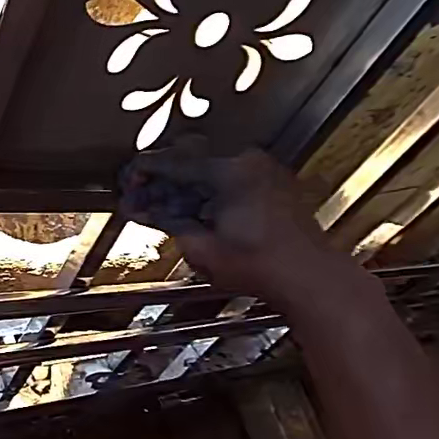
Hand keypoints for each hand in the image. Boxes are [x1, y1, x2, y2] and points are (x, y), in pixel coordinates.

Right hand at [118, 138, 374, 309]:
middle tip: (143, 196)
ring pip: (211, 171)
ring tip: (166, 210)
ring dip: (186, 189)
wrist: (308, 277)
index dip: (146, 172)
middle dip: (164, 180)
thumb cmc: (263, 265)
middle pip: (192, 161)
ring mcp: (263, 173)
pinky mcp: (272, 187)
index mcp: (229, 171)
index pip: (175, 163)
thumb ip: (169, 223)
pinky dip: (208, 193)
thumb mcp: (202, 248)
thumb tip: (147, 213)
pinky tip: (195, 212)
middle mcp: (248, 163)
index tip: (130, 180)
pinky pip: (230, 180)